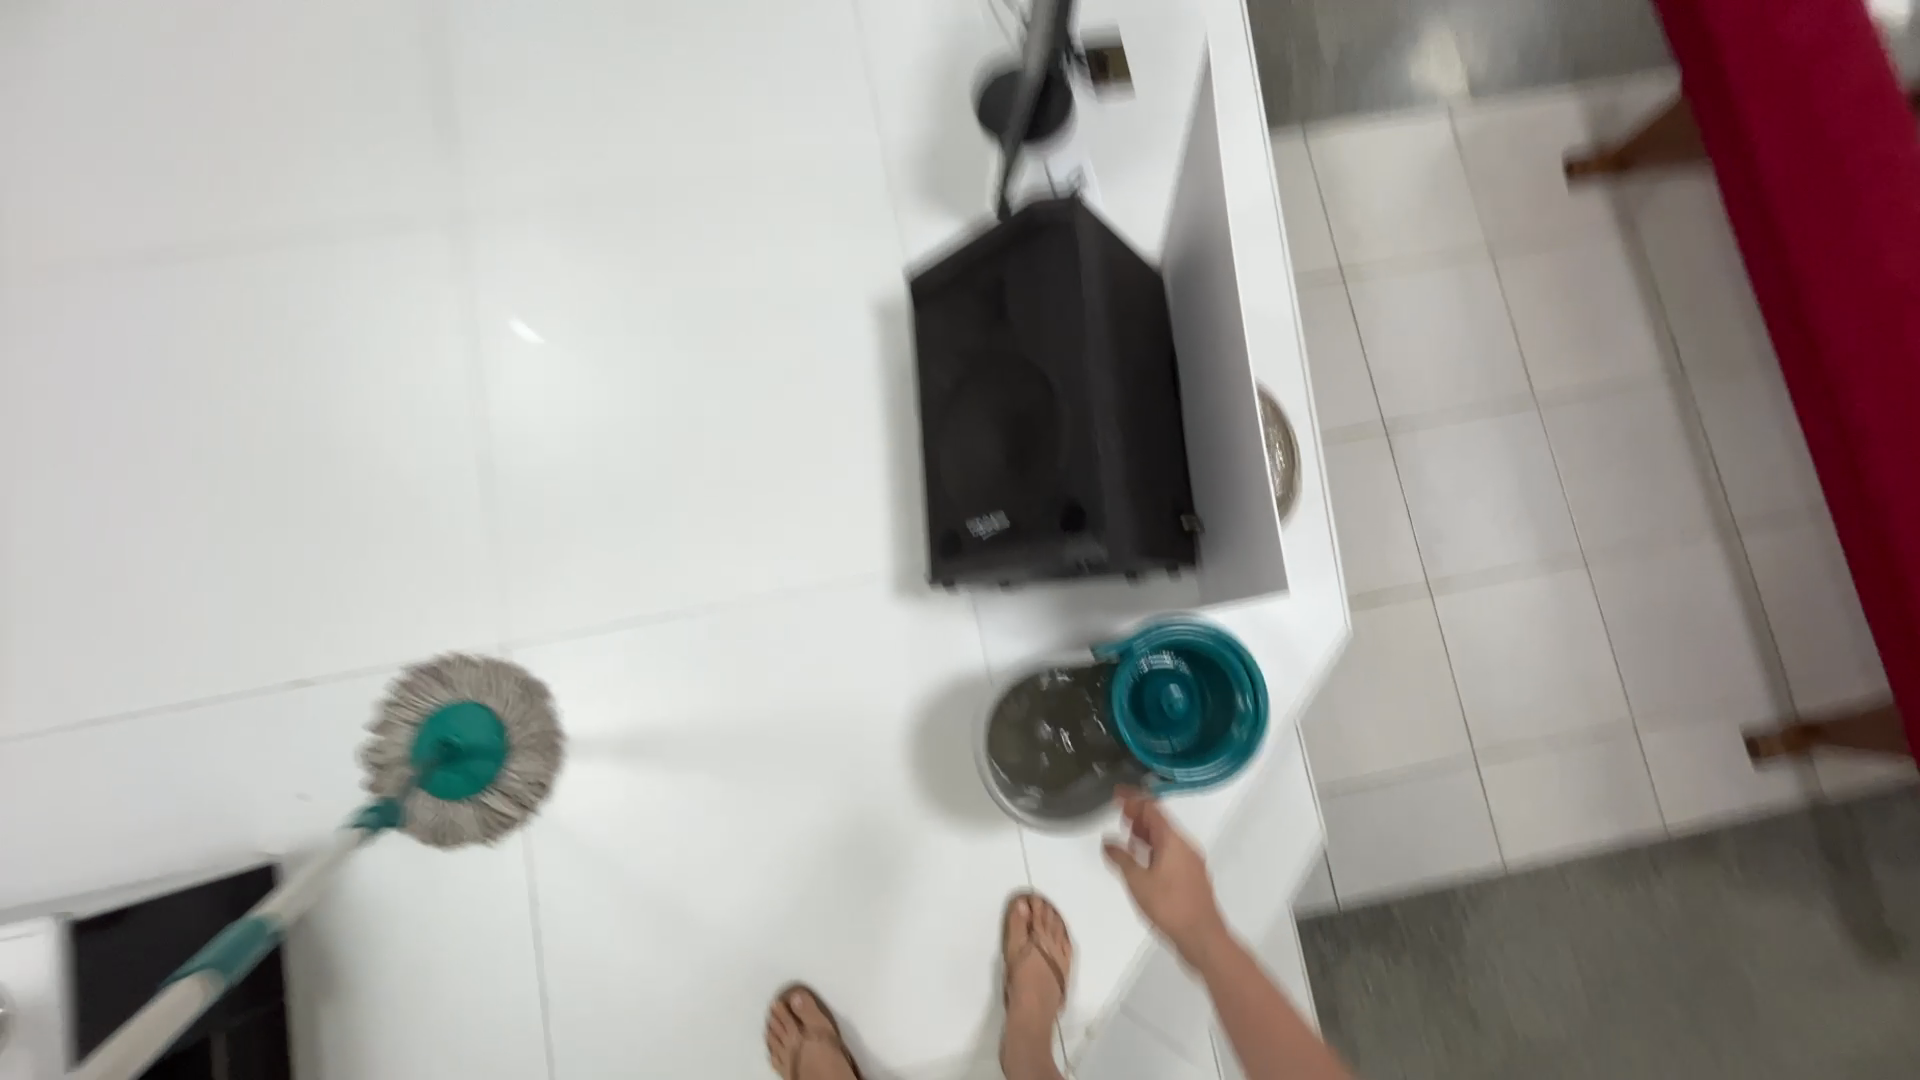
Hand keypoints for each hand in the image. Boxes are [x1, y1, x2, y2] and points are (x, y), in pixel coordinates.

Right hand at [1102, 787, 1229, 967]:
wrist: (1204, 939)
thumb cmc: (1169, 906)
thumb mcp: (1137, 881)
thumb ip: (1121, 858)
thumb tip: (1108, 842)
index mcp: (1172, 840)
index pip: (1151, 808)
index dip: (1133, 799)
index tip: (1117, 794)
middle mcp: (1185, 846)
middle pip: (1160, 822)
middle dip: (1139, 816)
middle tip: (1119, 814)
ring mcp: (1192, 863)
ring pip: (1166, 839)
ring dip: (1146, 834)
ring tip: (1128, 837)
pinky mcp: (1193, 879)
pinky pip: (1171, 853)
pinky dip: (1155, 850)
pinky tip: (1144, 863)